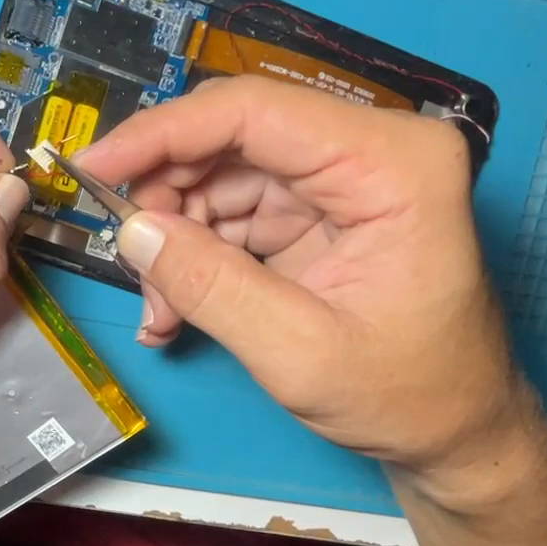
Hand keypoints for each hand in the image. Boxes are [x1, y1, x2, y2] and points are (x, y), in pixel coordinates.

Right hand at [75, 76, 539, 494]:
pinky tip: (176, 310)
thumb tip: (132, 233)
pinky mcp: (306, 214)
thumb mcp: (299, 353)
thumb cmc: (407, 394)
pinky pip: (221, 217)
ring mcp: (330, 184)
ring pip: (211, 182)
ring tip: (163, 312)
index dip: (160, 134)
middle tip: (137, 270)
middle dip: (164, 204)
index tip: (92, 168)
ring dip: (172, 245)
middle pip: (224, 143)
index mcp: (389, 164)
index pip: (253, 114)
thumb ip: (211, 288)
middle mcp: (361, 154)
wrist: (454, 431)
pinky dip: (188, 261)